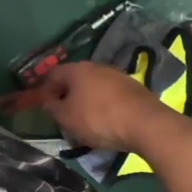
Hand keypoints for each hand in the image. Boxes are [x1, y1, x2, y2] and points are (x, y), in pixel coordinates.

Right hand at [0, 61, 174, 149]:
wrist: (146, 124)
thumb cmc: (99, 118)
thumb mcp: (66, 118)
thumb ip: (52, 108)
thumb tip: (49, 102)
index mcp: (76, 69)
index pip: (52, 74)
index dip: (45, 90)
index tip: (46, 108)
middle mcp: (96, 66)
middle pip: (74, 80)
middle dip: (67, 96)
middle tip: (65, 116)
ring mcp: (117, 76)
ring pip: (94, 87)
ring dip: (87, 101)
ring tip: (87, 122)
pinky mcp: (134, 88)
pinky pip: (111, 96)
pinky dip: (105, 106)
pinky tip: (108, 122)